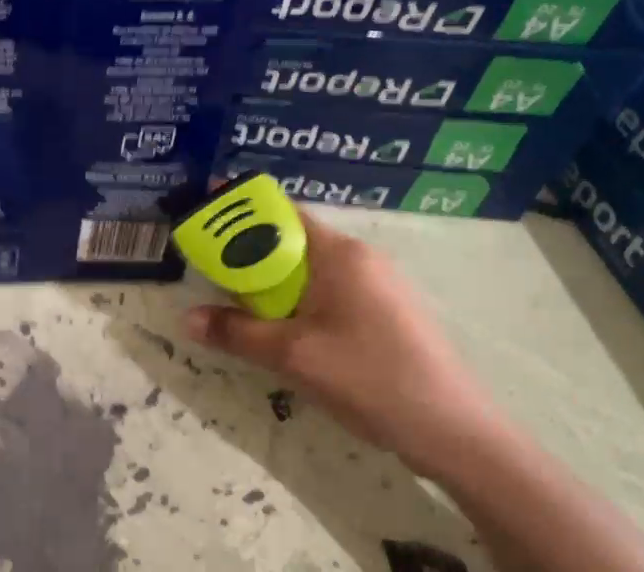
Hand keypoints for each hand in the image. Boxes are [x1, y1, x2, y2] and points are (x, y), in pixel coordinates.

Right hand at [181, 209, 507, 476]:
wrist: (457, 434)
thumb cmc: (371, 378)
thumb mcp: (293, 356)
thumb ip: (237, 332)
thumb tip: (186, 318)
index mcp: (339, 252)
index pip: (279, 211)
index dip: (238, 208)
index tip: (204, 212)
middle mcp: (361, 257)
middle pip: (291, 240)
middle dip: (248, 251)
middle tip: (210, 269)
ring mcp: (379, 286)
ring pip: (310, 270)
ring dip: (273, 281)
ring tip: (239, 303)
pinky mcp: (389, 314)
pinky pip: (330, 292)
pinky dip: (299, 300)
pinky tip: (286, 331)